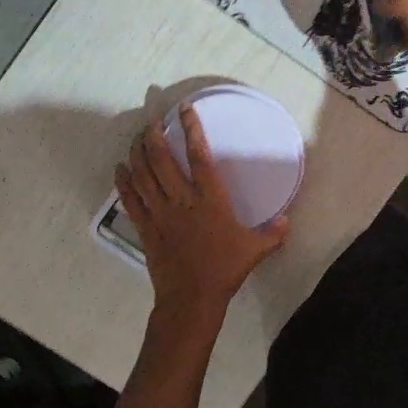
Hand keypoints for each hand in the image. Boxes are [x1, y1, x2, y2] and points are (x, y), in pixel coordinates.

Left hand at [117, 105, 290, 325]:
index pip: (199, 155)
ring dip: (137, 153)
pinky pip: (130, 199)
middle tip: (153, 121)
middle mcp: (182, 199)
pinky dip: (123, 182)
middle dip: (154, 135)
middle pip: (161, 159)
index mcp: (210, 199)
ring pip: (143, 174)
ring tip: (137, 138)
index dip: (192, 129)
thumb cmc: (225, 269)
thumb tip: (287, 220)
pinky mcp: (145, 227)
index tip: (185, 110)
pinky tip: (119, 169)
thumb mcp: (255, 249)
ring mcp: (160, 212)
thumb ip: (272, 233)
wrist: (192, 298)